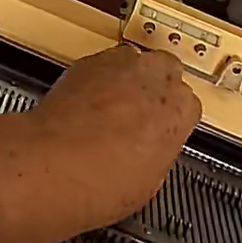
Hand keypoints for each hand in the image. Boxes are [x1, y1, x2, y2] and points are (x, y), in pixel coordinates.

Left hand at [28, 46, 200, 224]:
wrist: (52, 167)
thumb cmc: (99, 180)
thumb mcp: (150, 181)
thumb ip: (161, 149)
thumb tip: (151, 149)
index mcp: (180, 108)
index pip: (189, 104)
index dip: (173, 120)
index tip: (161, 131)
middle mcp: (155, 76)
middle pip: (167, 71)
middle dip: (155, 89)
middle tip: (138, 116)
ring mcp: (123, 63)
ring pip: (136, 62)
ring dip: (129, 80)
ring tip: (111, 111)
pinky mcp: (91, 61)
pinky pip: (105, 65)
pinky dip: (100, 80)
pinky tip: (88, 107)